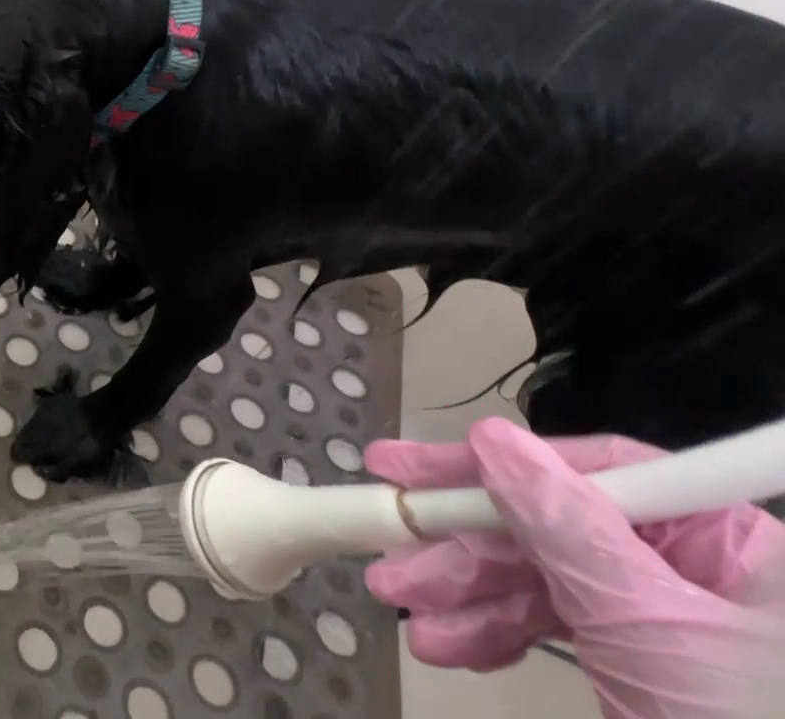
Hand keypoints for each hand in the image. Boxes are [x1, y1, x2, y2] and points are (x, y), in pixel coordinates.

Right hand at [366, 417, 784, 718]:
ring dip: (461, 593)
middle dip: (462, 549)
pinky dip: (491, 631)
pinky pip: (546, 624)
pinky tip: (448, 642)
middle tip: (392, 558)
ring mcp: (653, 614)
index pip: (591, 470)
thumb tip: (493, 439)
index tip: (403, 468)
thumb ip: (570, 527)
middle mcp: (685, 565)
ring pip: (533, 577)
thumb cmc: (739, 714)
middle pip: (545, 526)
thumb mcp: (650, 621)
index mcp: (721, 540)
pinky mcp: (628, 657)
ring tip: (403, 606)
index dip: (490, 463)